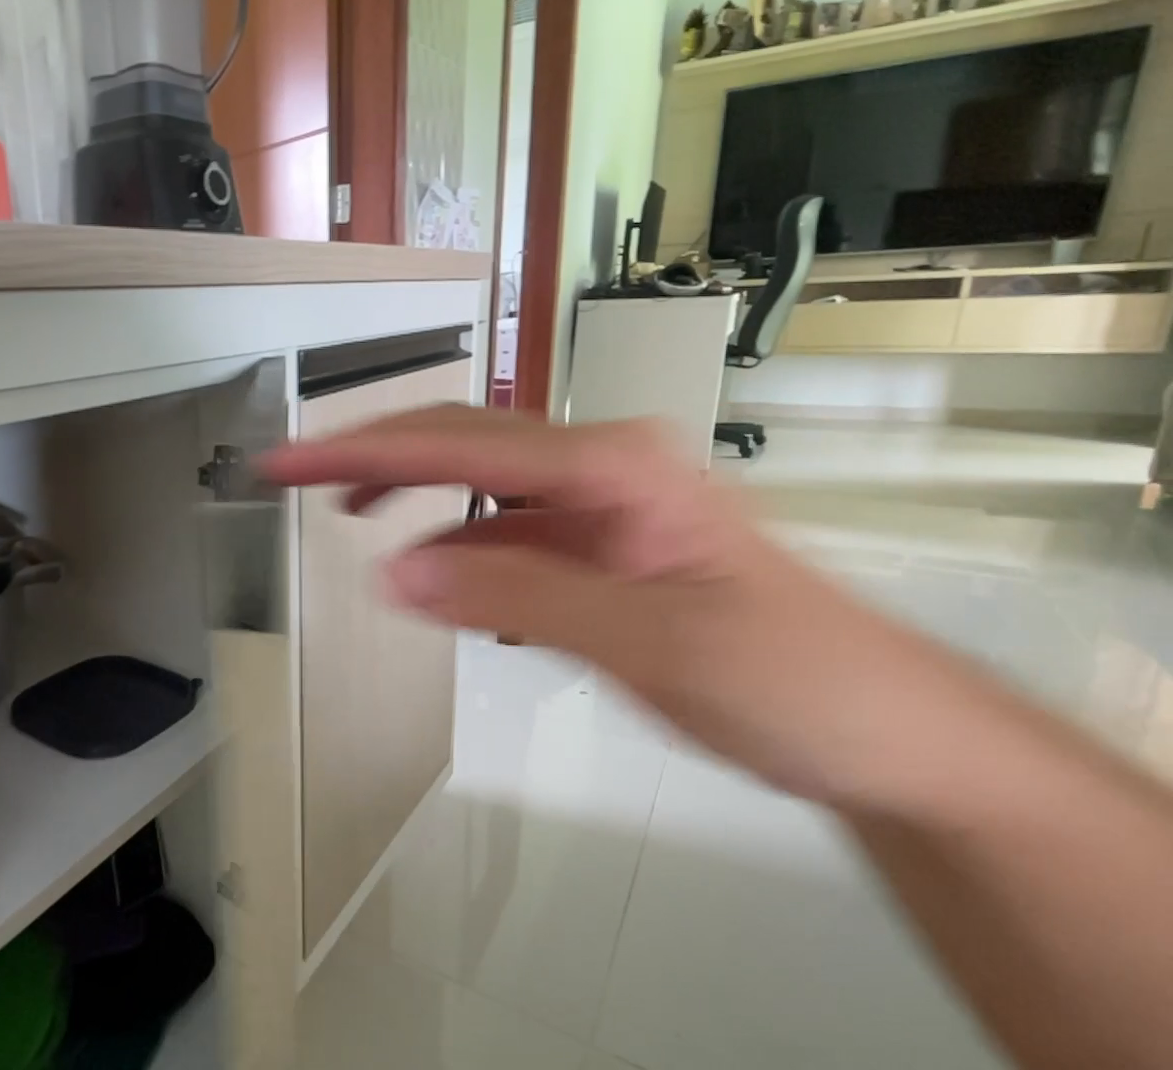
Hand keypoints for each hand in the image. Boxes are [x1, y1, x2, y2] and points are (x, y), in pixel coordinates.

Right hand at [259, 405, 1021, 811]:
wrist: (889, 733)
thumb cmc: (797, 680)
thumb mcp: (653, 643)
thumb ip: (520, 599)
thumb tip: (396, 573)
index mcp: (617, 470)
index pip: (460, 445)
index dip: (361, 452)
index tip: (286, 460)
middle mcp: (606, 471)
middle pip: (461, 443)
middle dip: (368, 455)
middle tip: (290, 472)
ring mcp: (604, 510)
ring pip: (478, 482)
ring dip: (406, 491)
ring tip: (341, 509)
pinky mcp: (603, 551)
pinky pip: (506, 532)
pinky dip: (453, 543)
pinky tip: (426, 568)